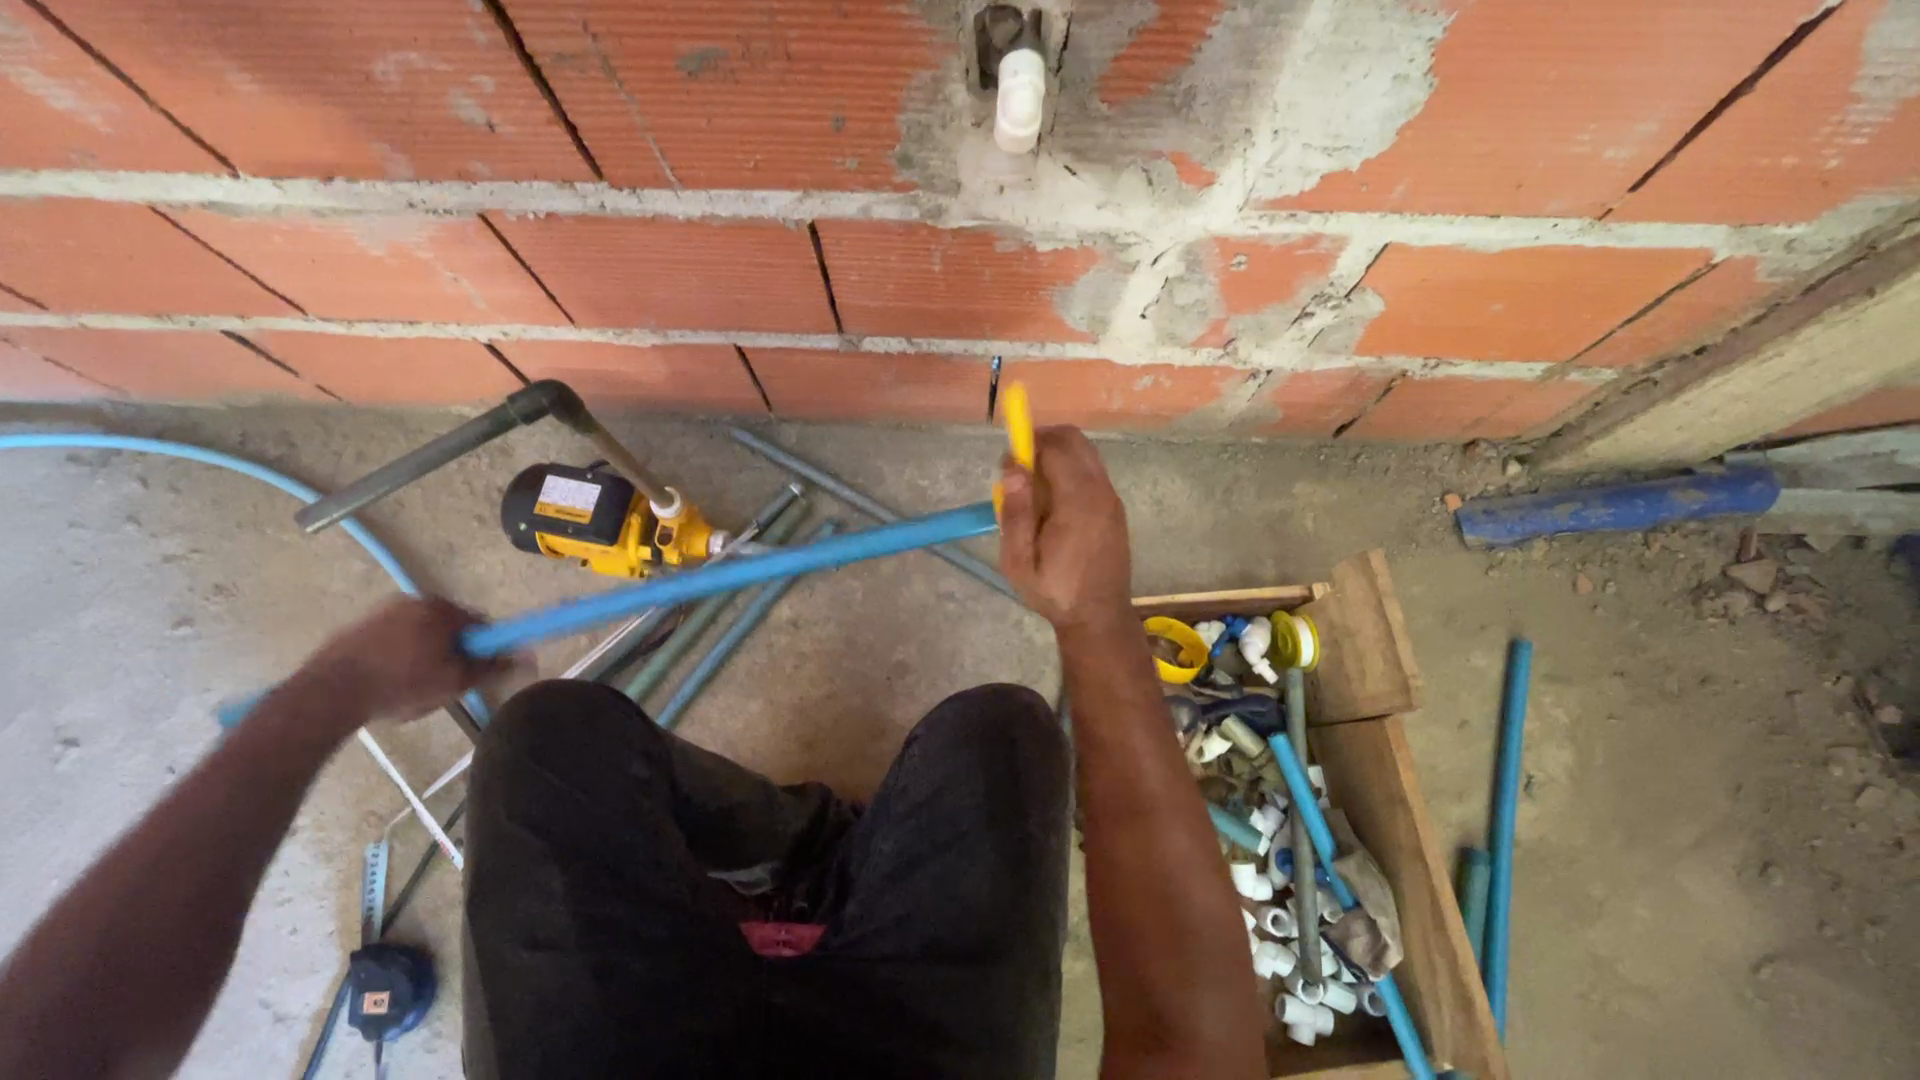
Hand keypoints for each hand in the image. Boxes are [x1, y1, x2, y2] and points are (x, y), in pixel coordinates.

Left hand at [291, 596, 509, 724]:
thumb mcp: (455, 682)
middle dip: (452, 649)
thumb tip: (529, 656)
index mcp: (442, 609)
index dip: (485, 648)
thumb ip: (493, 667)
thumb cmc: (401, 685)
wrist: (329, 694)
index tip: (478, 671)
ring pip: (419, 631)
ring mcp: (381, 611)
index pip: (481, 623)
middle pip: (449, 625)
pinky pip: (392, 637)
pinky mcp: (356, 626)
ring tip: (414, 684)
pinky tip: (388, 680)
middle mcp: (414, 600)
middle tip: (446, 681)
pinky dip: (396, 653)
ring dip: (424, 651)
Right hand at [998, 426, 1133, 632]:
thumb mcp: (1019, 562)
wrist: (1099, 617)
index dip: (1026, 445)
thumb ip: (1016, 513)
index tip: (1007, 465)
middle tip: (1019, 467)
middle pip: (1074, 440)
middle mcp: (1100, 491)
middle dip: (1044, 441)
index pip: (1054, 448)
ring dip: (1058, 456)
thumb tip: (1014, 469)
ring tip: (1034, 488)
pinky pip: (1092, 472)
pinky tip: (1053, 503)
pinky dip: (1071, 471)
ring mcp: (1112, 498)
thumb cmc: (1054, 592)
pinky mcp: (1115, 508)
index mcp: (1077, 501)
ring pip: (1085, 454)